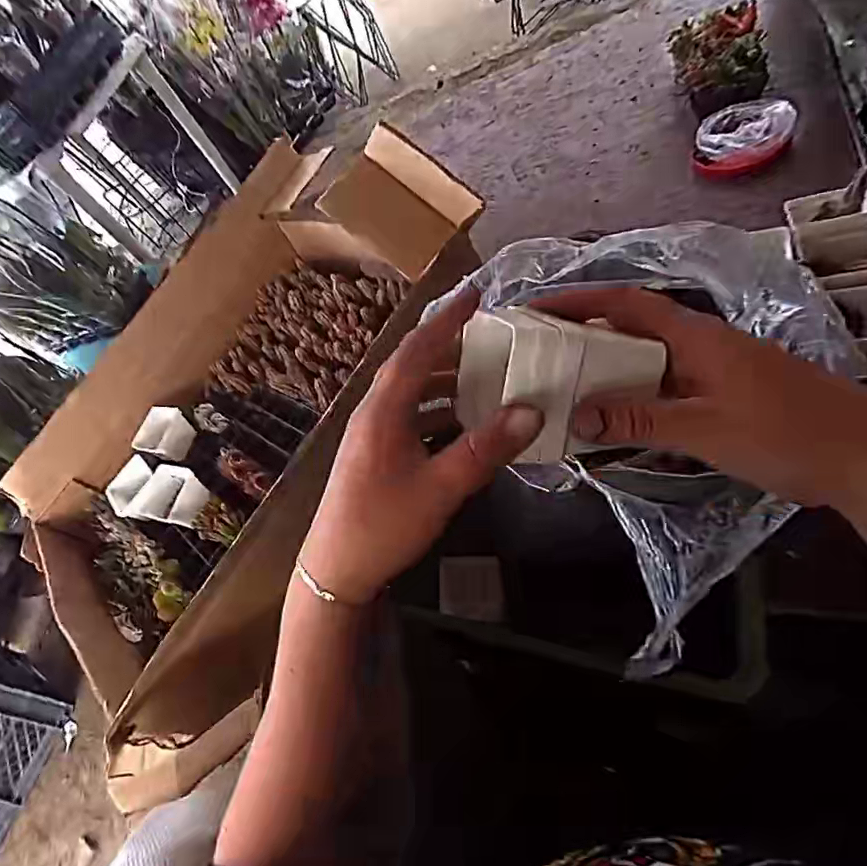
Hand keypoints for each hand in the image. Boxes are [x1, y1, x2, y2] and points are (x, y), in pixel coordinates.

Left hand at [298, 288, 542, 603]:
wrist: (335, 570)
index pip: (417, 349)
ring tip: (485, 376)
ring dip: (445, 381)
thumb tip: (531, 411)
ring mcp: (371, 433)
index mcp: (383, 409)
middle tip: (491, 337)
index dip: (446, 320)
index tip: (475, 295)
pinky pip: (410, 416)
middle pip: (413, 366)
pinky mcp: (375, 452)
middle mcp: (373, 412)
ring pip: (411, 392)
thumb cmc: (383, 525)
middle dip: (451, 348)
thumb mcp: (440, 488)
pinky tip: (463, 421)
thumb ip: (485, 449)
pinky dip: (438, 411)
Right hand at [532, 287, 866, 504]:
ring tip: (567, 387)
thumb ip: (638, 419)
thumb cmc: (786, 433)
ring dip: (609, 369)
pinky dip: (635, 395)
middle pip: (631, 328)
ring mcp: (714, 368)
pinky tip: (619, 420)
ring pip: (647, 360)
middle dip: (585, 336)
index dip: (578, 301)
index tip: (536, 308)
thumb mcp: (703, 428)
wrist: (866, 456)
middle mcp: (700, 343)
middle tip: (541, 353)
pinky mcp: (724, 393)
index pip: (625, 303)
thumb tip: (578, 415)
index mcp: (693, 336)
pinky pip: (664, 385)